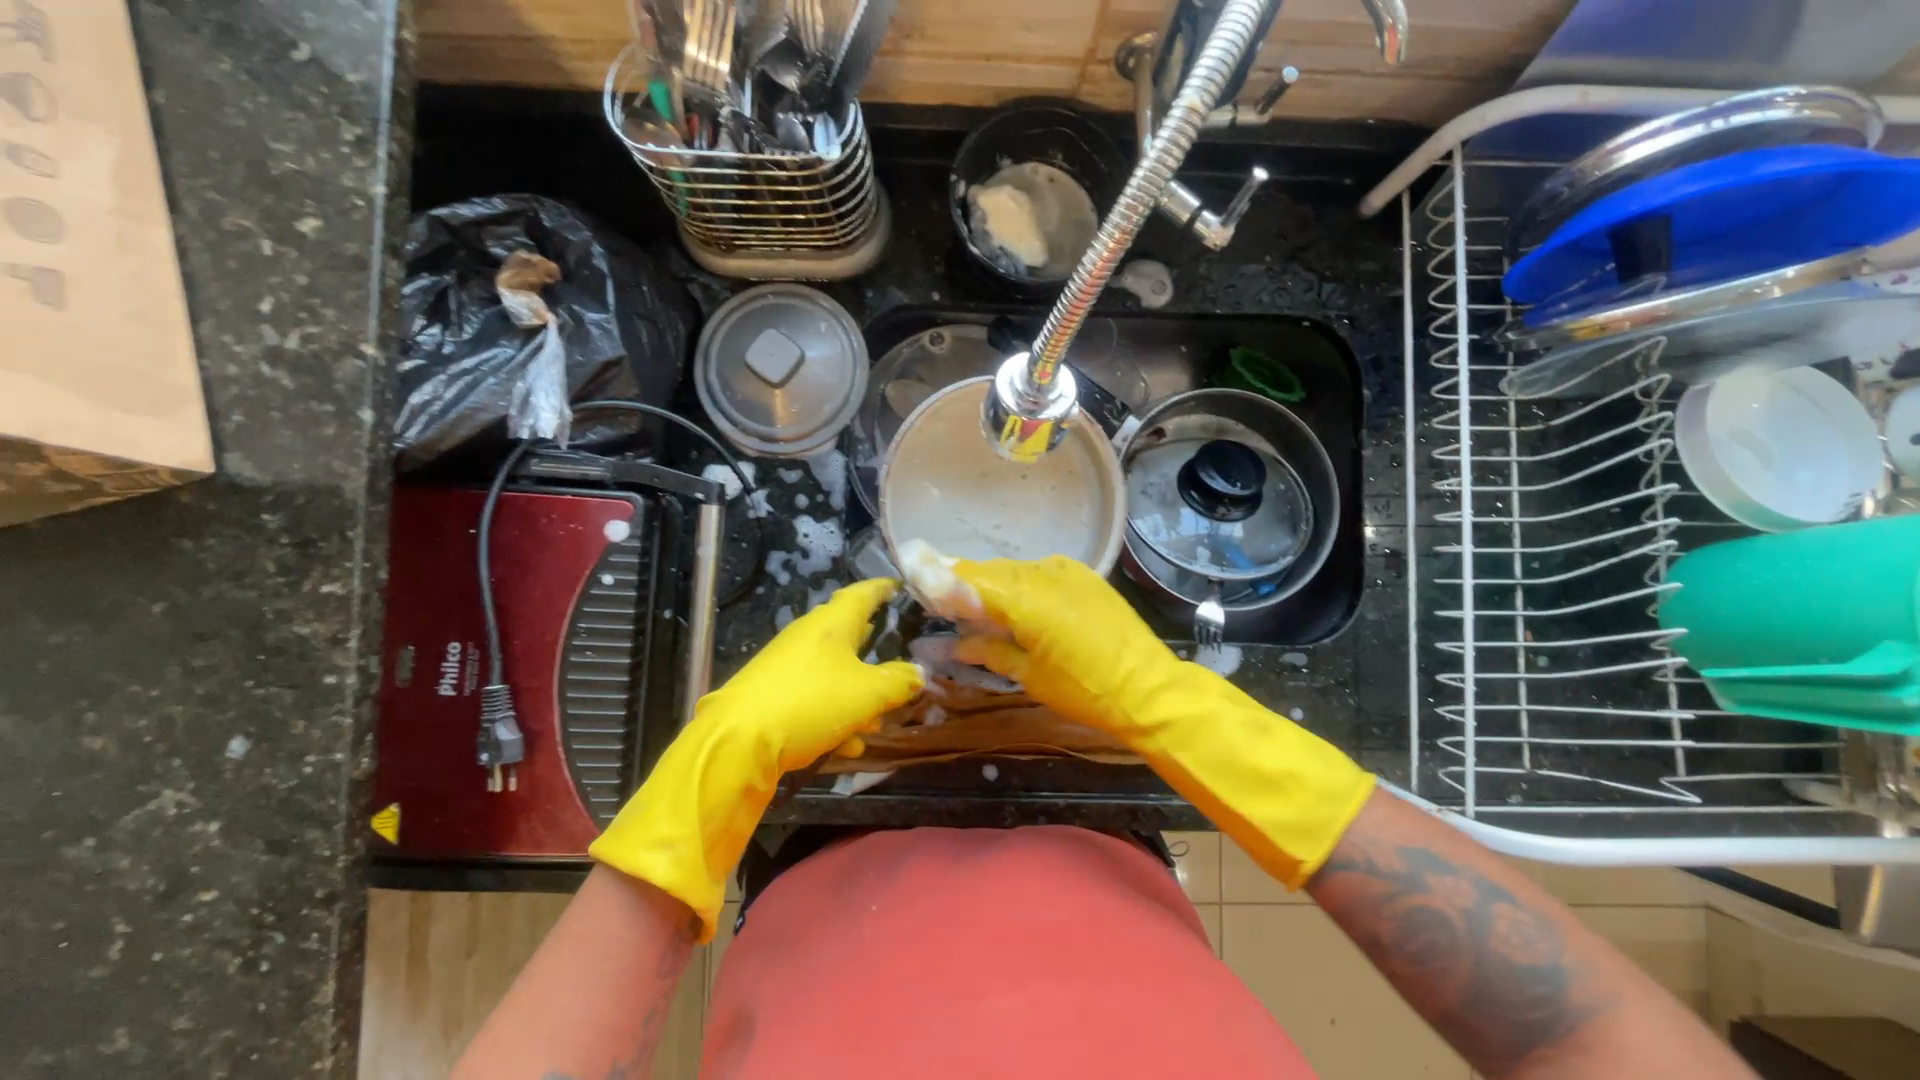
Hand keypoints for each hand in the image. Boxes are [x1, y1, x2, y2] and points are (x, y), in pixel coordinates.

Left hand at [590, 579, 922, 939]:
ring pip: (832, 673)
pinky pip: (812, 698)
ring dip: (856, 697)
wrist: (739, 740)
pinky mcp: (771, 694)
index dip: (883, 589)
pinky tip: (842, 747)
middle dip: (873, 655)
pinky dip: (832, 717)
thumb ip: (898, 682)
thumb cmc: (812, 703)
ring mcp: (786, 665)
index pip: (862, 593)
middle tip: (897, 663)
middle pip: (848, 636)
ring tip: (873, 726)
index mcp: (832, 623)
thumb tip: (917, 674)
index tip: (899, 587)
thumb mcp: (868, 694)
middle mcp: (807, 636)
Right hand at [943, 555, 1374, 890]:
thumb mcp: (1028, 675)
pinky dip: (1017, 587)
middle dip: (958, 583)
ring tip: (968, 607)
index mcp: (1024, 597)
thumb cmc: (1084, 690)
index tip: (907, 565)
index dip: (935, 574)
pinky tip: (1009, 605)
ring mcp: (1065, 571)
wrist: (1149, 688)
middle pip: (987, 572)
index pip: (967, 579)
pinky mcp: (1083, 577)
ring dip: (988, 586)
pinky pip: (1038, 574)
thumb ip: (985, 649)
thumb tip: (945, 643)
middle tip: (931, 595)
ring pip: (1012, 572)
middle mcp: (1041, 573)